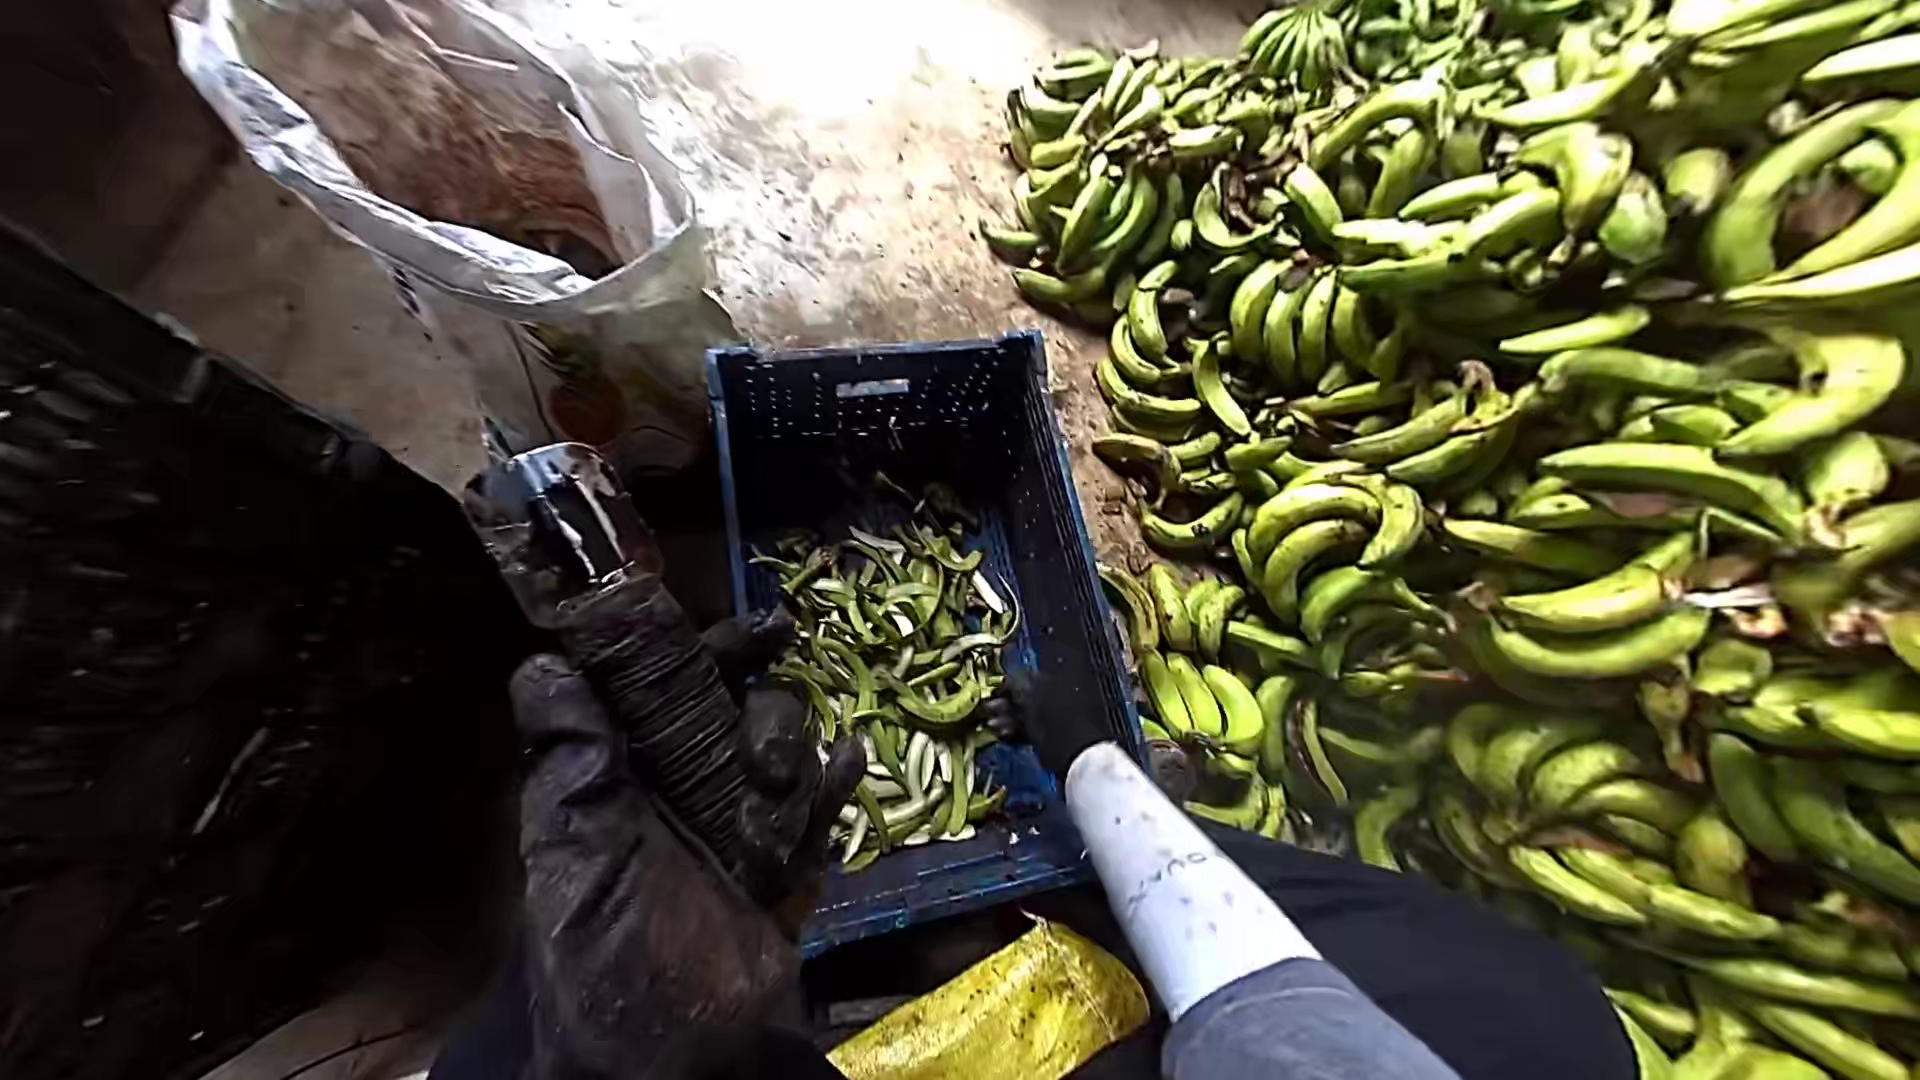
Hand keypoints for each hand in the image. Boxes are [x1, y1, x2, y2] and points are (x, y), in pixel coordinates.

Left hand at [509, 610, 861, 1078]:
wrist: (682, 1058)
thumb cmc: (613, 958)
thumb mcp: (580, 863)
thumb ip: (572, 767)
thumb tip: (544, 664)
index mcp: (637, 766)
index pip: (674, 681)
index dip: (711, 644)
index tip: (759, 628)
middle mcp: (696, 772)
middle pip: (747, 699)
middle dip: (767, 708)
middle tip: (777, 743)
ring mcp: (750, 804)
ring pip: (790, 741)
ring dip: (793, 762)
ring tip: (775, 826)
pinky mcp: (793, 840)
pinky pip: (826, 790)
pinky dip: (839, 774)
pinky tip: (849, 765)